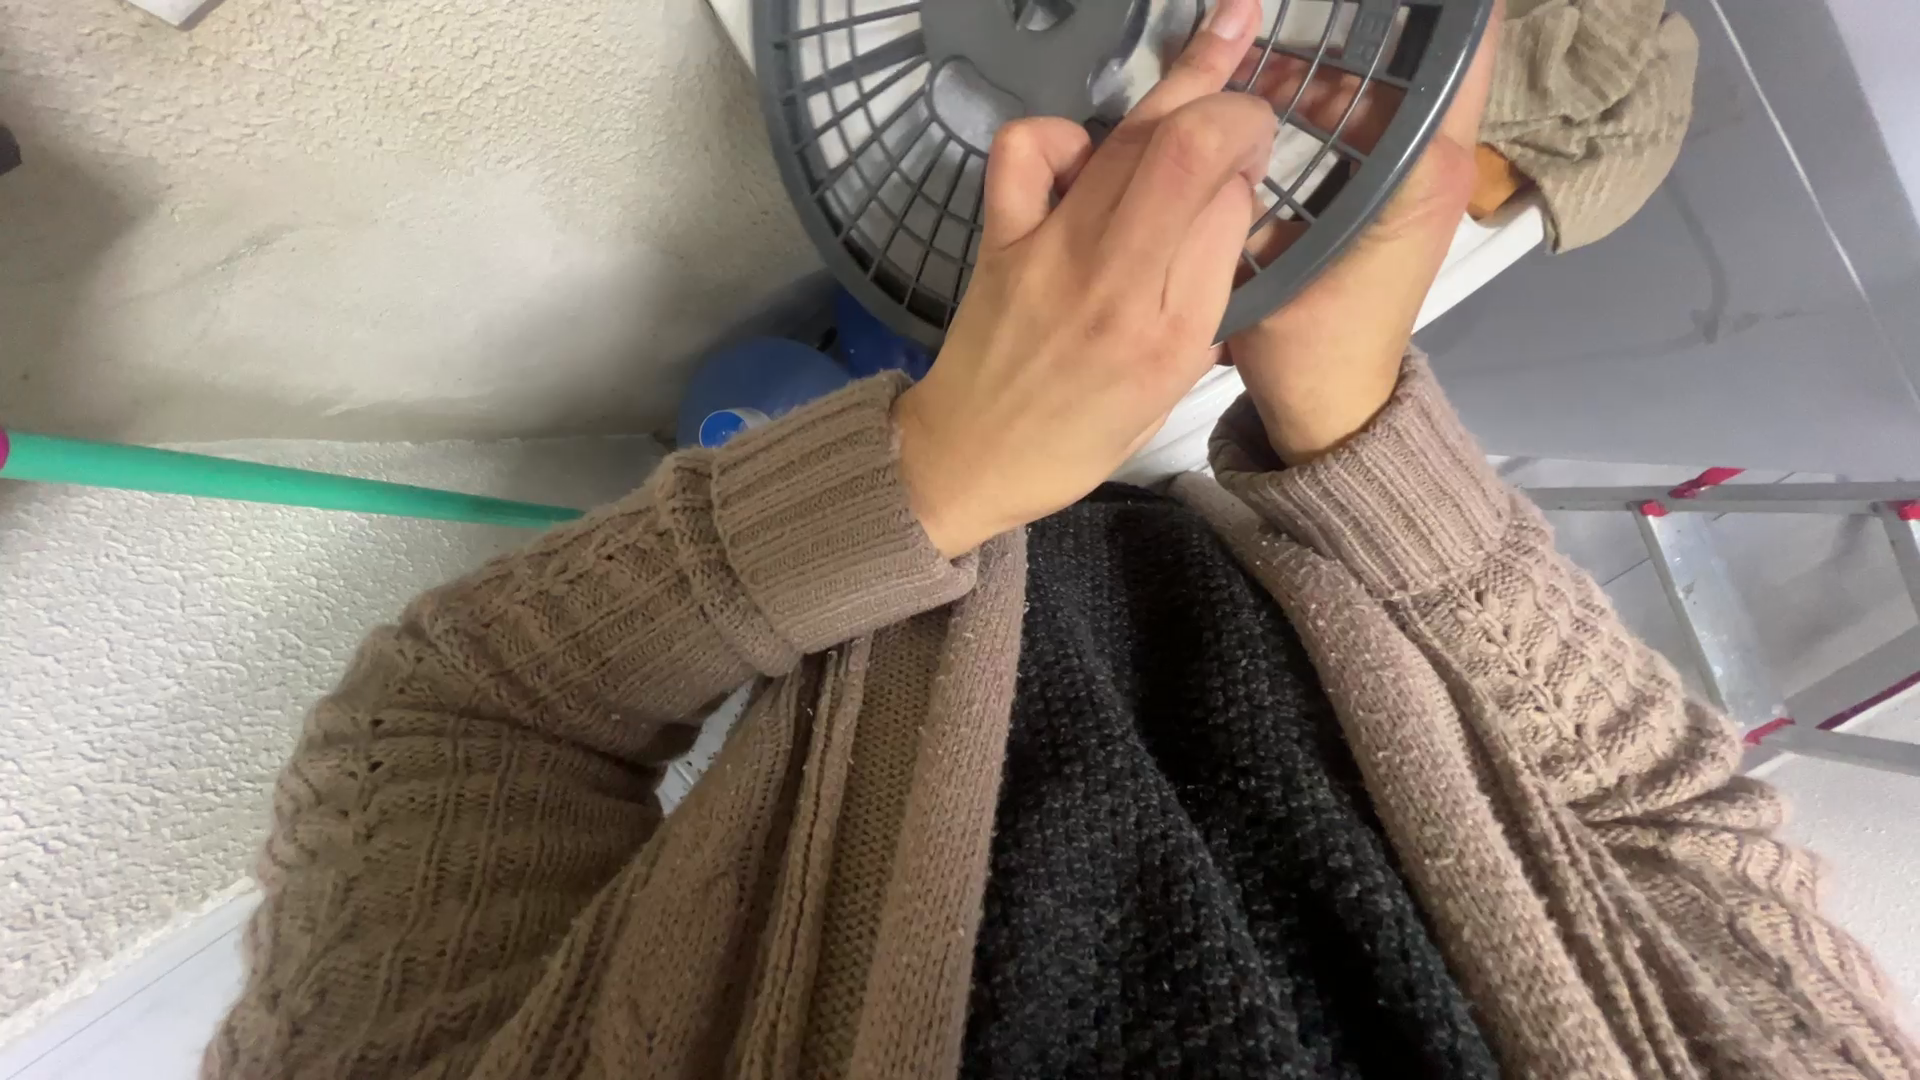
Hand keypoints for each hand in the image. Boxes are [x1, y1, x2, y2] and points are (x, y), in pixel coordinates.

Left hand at [894, 0, 1274, 557]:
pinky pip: (1025, 152)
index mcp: (1171, 335)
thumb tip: (1222, 217)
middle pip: (1189, 147)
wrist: (968, 461)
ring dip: (1179, 81)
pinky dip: (1059, 133)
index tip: (1246, 175)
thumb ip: (1205, 310)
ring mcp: (1049, 256)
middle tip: (1244, 103)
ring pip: (1124, 137)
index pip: (1231, 206)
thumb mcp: (1164, 399)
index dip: (1250, 169)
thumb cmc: (1072, 445)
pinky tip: (1080, 152)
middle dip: (1234, 104)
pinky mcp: (998, 243)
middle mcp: (1116, 285)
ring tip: (1217, 43)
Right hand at [1227, 9, 1499, 462]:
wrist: (1332, 409)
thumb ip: (1265, 190)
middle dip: (1370, 25)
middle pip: (1430, 52)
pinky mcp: (1399, 199)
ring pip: (1399, 84)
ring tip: (1274, 53)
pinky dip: (1338, 101)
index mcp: (1428, 171)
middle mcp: (1445, 163)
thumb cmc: (1306, 351)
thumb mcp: (1278, 269)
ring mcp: (1425, 181)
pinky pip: (1379, 123)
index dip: (1419, 7)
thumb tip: (1241, 116)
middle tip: (1297, 19)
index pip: (1462, 39)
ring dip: (1346, 62)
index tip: (1349, 1)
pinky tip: (1281, 101)